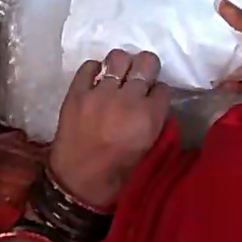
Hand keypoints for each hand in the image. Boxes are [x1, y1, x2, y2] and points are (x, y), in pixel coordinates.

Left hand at [50, 49, 171, 207]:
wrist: (78, 183)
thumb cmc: (118, 173)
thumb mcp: (149, 148)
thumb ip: (155, 120)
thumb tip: (153, 100)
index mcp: (149, 116)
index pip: (164, 87)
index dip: (158, 91)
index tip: (152, 97)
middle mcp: (128, 99)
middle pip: (147, 62)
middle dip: (147, 68)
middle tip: (140, 77)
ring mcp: (100, 94)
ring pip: (118, 58)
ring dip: (122, 64)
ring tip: (118, 75)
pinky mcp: (77, 93)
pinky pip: (88, 67)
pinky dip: (94, 69)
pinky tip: (97, 79)